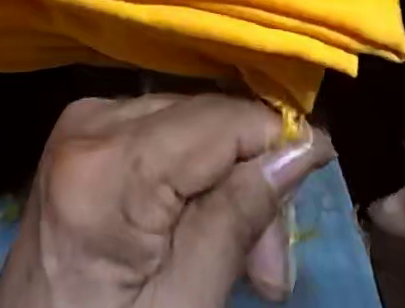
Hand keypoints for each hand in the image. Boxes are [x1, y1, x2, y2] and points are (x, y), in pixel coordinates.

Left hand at [0, 93, 333, 307]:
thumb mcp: (184, 301)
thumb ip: (240, 215)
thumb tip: (303, 145)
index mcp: (109, 166)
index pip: (222, 118)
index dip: (278, 138)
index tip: (317, 169)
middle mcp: (94, 119)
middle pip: (209, 116)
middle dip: (252, 176)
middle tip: (273, 264)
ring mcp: (87, 116)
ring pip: (194, 117)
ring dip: (228, 175)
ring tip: (248, 256)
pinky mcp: (88, 122)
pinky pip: (166, 123)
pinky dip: (194, 166)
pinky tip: (202, 216)